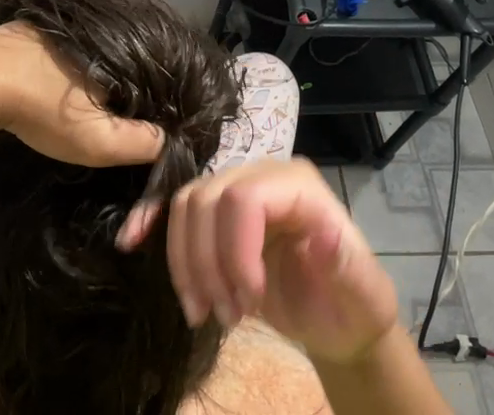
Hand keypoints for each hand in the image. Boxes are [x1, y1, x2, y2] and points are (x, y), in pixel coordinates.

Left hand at [0, 23, 164, 167]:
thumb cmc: (42, 108)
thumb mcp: (96, 139)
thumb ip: (138, 142)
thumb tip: (169, 139)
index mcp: (119, 52)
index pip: (152, 73)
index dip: (156, 98)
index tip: (151, 121)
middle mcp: (97, 29)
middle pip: (123, 59)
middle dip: (125, 81)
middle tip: (118, 109)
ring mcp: (62, 23)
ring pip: (92, 49)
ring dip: (94, 69)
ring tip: (87, 94)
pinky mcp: (32, 24)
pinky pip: (63, 43)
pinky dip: (65, 59)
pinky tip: (54, 74)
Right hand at [117, 159, 399, 363]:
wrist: (337, 318)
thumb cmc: (353, 305)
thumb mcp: (363, 293)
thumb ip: (346, 263)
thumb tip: (325, 231)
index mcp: (298, 186)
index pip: (244, 197)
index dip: (234, 250)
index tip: (246, 302)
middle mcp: (262, 175)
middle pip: (207, 200)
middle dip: (209, 265)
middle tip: (227, 316)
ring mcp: (235, 189)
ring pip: (185, 206)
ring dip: (186, 265)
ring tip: (207, 312)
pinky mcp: (215, 213)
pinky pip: (174, 206)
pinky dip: (150, 222)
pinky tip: (130, 241)